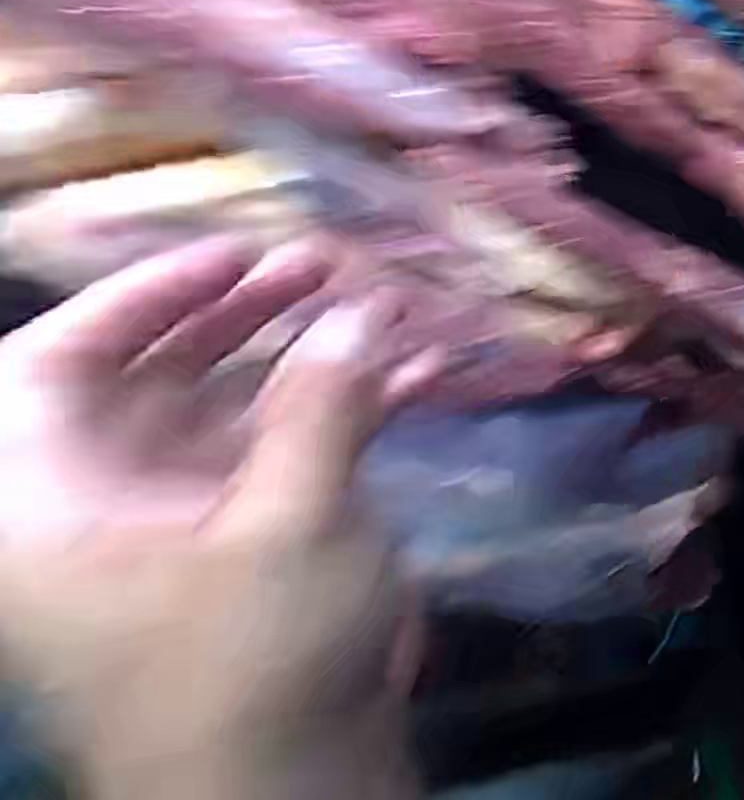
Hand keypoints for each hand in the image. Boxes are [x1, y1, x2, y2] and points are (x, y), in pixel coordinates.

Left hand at [0, 238, 430, 799]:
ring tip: (387, 306)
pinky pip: (311, 437)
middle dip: (243, 314)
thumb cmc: (255, 647)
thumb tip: (363, 311)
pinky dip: (365, 402)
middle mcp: (118, 489)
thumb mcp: (290, 521)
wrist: (293, 753)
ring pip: (247, 401)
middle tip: (324, 267)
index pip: (54, 367)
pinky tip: (428, 373)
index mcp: (57, 498)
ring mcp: (205, 502)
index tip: (240, 256)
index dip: (140, 299)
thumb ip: (323, 409)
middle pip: (161, 373)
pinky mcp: (274, 514)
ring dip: (317, 353)